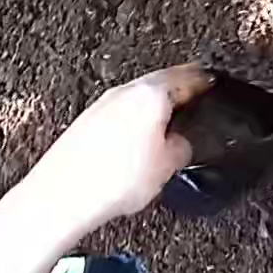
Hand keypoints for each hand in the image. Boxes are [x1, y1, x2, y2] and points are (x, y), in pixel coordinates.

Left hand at [19, 64, 211, 234]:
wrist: (61, 195)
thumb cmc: (111, 180)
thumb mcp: (167, 166)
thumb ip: (182, 147)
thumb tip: (181, 143)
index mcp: (151, 95)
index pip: (187, 77)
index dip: (204, 80)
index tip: (210, 80)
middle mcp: (126, 91)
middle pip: (161, 80)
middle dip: (179, 85)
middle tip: (193, 91)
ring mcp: (104, 103)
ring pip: (139, 94)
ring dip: (156, 100)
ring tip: (168, 118)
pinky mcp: (88, 119)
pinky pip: (121, 109)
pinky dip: (135, 114)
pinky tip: (137, 135)